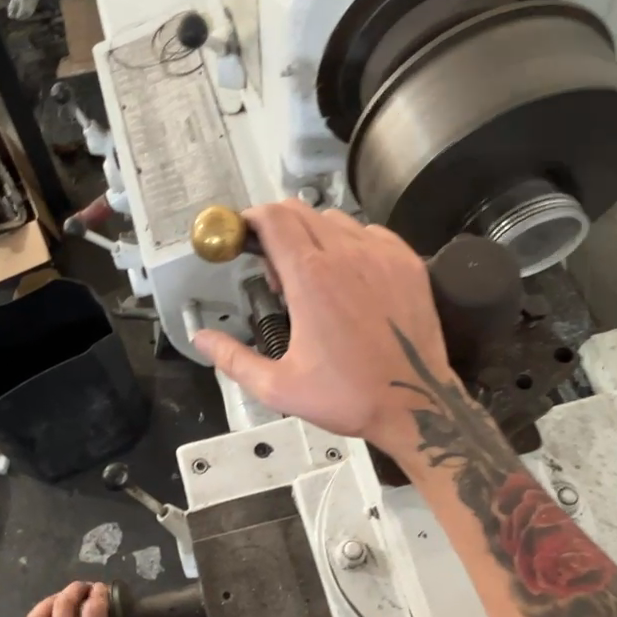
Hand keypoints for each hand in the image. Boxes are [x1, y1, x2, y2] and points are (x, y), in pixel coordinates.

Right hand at [191, 200, 455, 454]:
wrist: (415, 404)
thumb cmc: (347, 397)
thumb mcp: (277, 387)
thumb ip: (233, 358)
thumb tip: (202, 339)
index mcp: (311, 279)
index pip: (274, 219)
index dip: (251, 220)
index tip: (242, 235)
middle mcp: (347, 255)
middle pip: (301, 211)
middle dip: (277, 227)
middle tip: (272, 267)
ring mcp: (382, 255)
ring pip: (336, 219)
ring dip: (313, 235)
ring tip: (311, 275)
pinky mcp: (408, 262)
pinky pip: (371, 233)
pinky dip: (351, 243)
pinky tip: (347, 276)